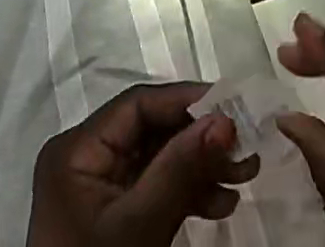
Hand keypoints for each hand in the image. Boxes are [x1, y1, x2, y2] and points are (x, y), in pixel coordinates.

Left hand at [28, 82, 261, 246]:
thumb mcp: (140, 224)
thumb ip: (179, 171)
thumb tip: (224, 121)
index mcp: (77, 148)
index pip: (135, 106)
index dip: (184, 100)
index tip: (233, 105)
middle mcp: (85, 157)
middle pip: (148, 130)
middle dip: (199, 136)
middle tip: (247, 145)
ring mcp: (99, 187)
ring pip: (156, 158)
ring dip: (200, 165)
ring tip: (244, 174)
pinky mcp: (113, 213)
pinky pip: (153, 187)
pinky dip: (187, 191)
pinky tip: (221, 203)